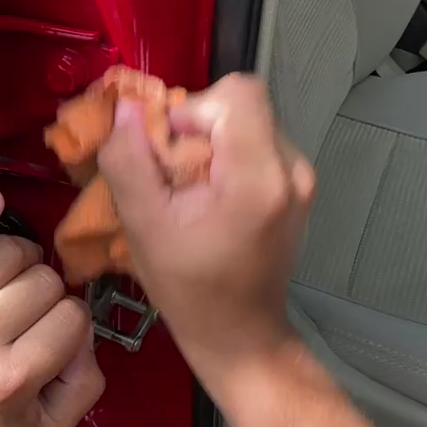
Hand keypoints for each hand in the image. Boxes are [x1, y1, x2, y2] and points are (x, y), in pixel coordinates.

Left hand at [0, 186, 105, 426]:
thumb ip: (86, 386)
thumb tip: (85, 328)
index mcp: (11, 379)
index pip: (72, 316)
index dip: (69, 319)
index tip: (50, 330)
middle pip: (43, 281)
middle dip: (44, 291)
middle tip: (24, 311)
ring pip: (9, 253)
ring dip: (19, 259)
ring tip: (7, 279)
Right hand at [98, 73, 314, 382]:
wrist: (240, 333)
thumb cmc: (188, 288)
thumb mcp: (144, 227)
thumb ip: (129, 162)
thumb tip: (125, 108)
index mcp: (259, 177)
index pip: (237, 93)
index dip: (192, 107)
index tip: (169, 151)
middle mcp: (292, 168)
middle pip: (241, 104)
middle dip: (197, 127)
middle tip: (173, 175)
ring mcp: (301, 177)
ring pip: (248, 121)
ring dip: (210, 142)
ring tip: (191, 190)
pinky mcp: (297, 186)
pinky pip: (256, 143)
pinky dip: (227, 157)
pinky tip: (210, 198)